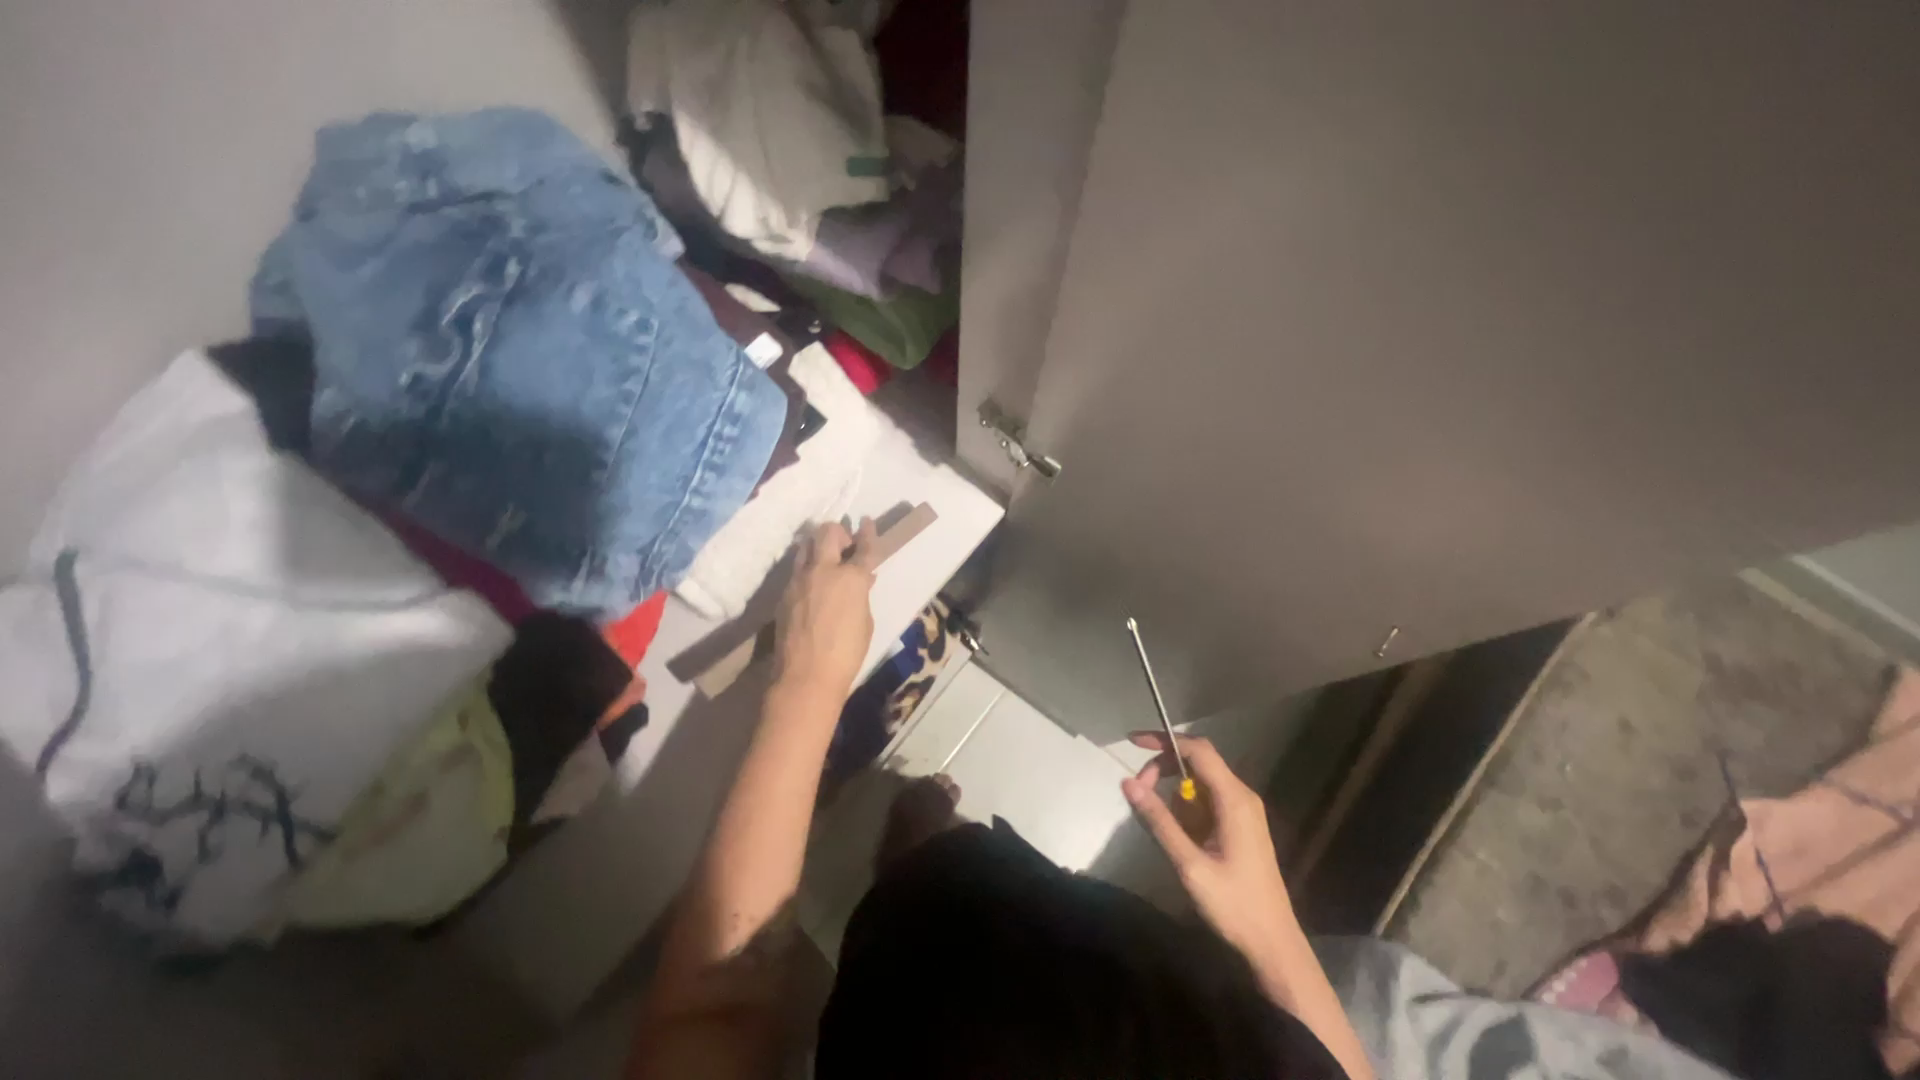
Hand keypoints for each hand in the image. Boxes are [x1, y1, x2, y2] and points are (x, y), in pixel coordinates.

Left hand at [772, 520, 879, 701]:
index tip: (866, 522)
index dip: (867, 533)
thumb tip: (861, 580)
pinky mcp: (784, 593)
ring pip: (805, 546)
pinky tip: (812, 585)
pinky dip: (807, 569)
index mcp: (850, 578)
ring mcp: (799, 580)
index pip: (863, 547)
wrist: (806, 676)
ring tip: (825, 560)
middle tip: (844, 545)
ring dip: (818, 546)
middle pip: (827, 533)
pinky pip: (796, 570)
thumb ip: (861, 595)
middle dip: (838, 532)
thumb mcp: (865, 622)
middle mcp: (823, 570)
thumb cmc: (847, 653)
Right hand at [1121, 733, 1296, 967]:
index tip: (1131, 743)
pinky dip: (1186, 809)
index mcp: (1235, 799)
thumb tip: (1128, 784)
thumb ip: (1158, 821)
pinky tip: (1178, 837)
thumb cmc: (1233, 905)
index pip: (1198, 750)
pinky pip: (1208, 802)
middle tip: (1138, 793)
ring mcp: (1244, 812)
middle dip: (1164, 769)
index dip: (1164, 740)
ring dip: (1174, 794)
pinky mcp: (1241, 827)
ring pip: (1201, 783)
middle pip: (1198, 762)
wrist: (1272, 943)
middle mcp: (1242, 797)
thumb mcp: (1188, 864)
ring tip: (1159, 826)